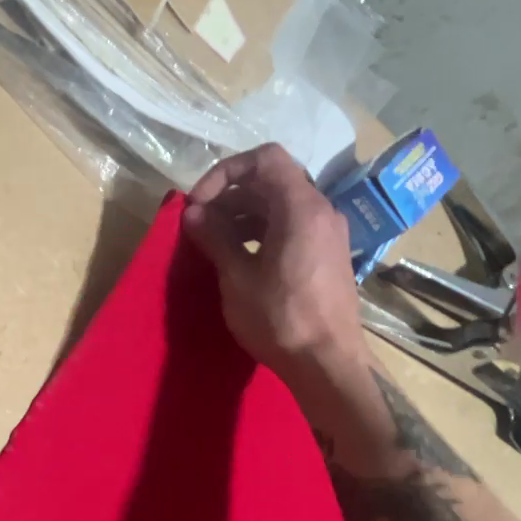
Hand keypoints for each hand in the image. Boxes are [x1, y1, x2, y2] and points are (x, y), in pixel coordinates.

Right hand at [182, 144, 366, 380]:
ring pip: (280, 203)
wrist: (326, 361)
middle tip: (198, 225)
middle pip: (271, 180)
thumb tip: (193, 212)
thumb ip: (216, 238)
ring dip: (242, 214)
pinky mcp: (325, 253)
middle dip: (229, 195)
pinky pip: (290, 224)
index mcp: (301, 208)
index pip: (265, 159)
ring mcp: (327, 231)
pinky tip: (239, 257)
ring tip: (213, 243)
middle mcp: (320, 210)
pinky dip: (261, 229)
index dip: (226, 171)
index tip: (199, 203)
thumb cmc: (280, 319)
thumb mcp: (238, 278)